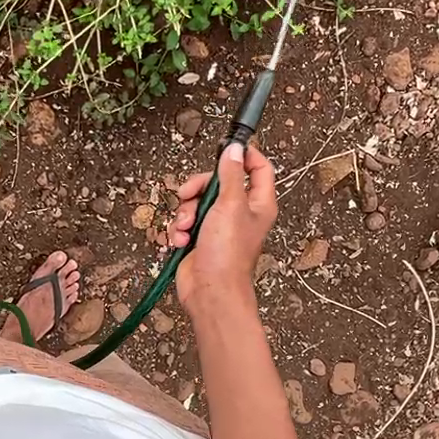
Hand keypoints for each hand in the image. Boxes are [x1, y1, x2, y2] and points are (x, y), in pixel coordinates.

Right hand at [169, 142, 276, 317]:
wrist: (209, 291)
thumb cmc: (227, 254)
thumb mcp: (230, 205)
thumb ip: (230, 174)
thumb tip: (234, 150)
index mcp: (258, 203)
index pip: (259, 169)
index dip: (245, 155)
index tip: (227, 148)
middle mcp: (240, 212)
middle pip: (218, 181)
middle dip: (198, 188)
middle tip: (189, 194)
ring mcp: (218, 225)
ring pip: (196, 201)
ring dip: (185, 212)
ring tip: (187, 227)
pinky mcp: (199, 237)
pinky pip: (184, 221)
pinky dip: (180, 230)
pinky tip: (182, 241)